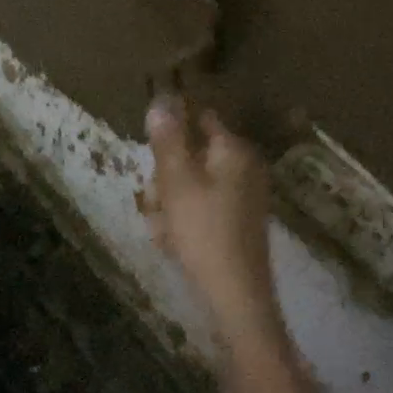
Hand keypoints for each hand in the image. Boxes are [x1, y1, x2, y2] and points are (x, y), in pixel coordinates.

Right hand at [144, 94, 281, 351]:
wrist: (236, 294)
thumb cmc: (203, 231)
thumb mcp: (176, 181)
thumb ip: (167, 139)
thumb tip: (161, 98)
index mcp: (233, 151)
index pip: (200, 118)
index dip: (171, 129)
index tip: (150, 149)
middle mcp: (243, 167)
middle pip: (189, 154)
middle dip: (163, 176)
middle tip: (153, 201)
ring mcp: (241, 196)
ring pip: (189, 184)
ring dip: (167, 203)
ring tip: (161, 228)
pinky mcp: (235, 222)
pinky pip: (198, 208)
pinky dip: (181, 220)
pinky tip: (172, 240)